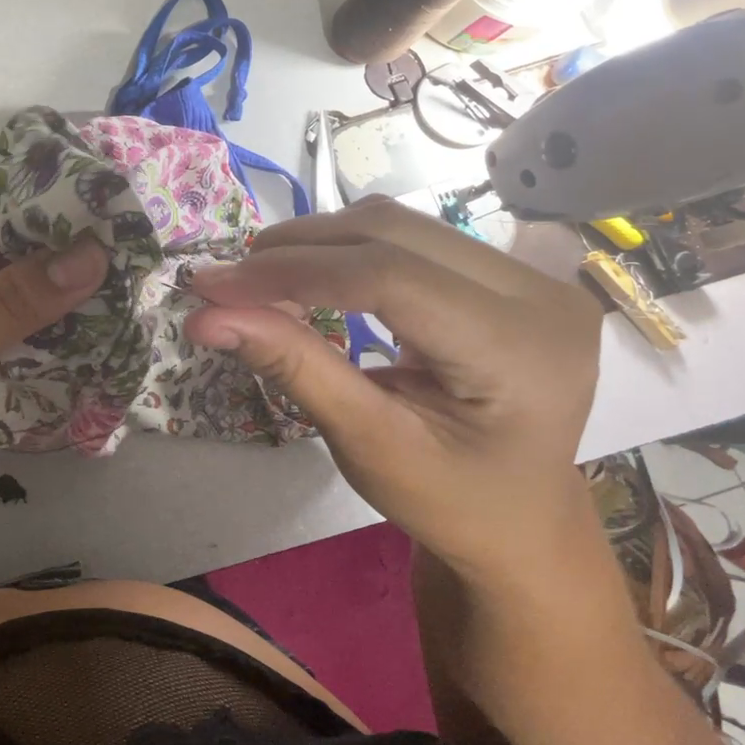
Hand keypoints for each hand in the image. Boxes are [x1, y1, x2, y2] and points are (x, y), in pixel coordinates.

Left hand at [0, 152, 108, 522]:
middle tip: (125, 203)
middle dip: (52, 215)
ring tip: (132, 241)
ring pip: (17, 270)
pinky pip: (27, 314)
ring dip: (64, 261)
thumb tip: (91, 256)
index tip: (79, 161)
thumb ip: (5, 305)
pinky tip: (110, 296)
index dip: (10, 166)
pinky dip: (62, 306)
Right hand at [185, 198, 603, 575]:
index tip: (210, 286)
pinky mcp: (505, 274)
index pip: (388, 277)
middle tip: (222, 284)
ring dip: (313, 244)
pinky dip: (341, 252)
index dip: (290, 272)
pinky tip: (304, 279)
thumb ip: (294, 368)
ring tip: (255, 283)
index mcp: (519, 348)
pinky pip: (409, 239)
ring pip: (396, 225)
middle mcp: (538, 292)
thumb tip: (206, 317)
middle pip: (392, 234)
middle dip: (293, 250)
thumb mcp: (365, 442)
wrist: (520, 519)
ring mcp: (528, 276)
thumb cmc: (447, 498)